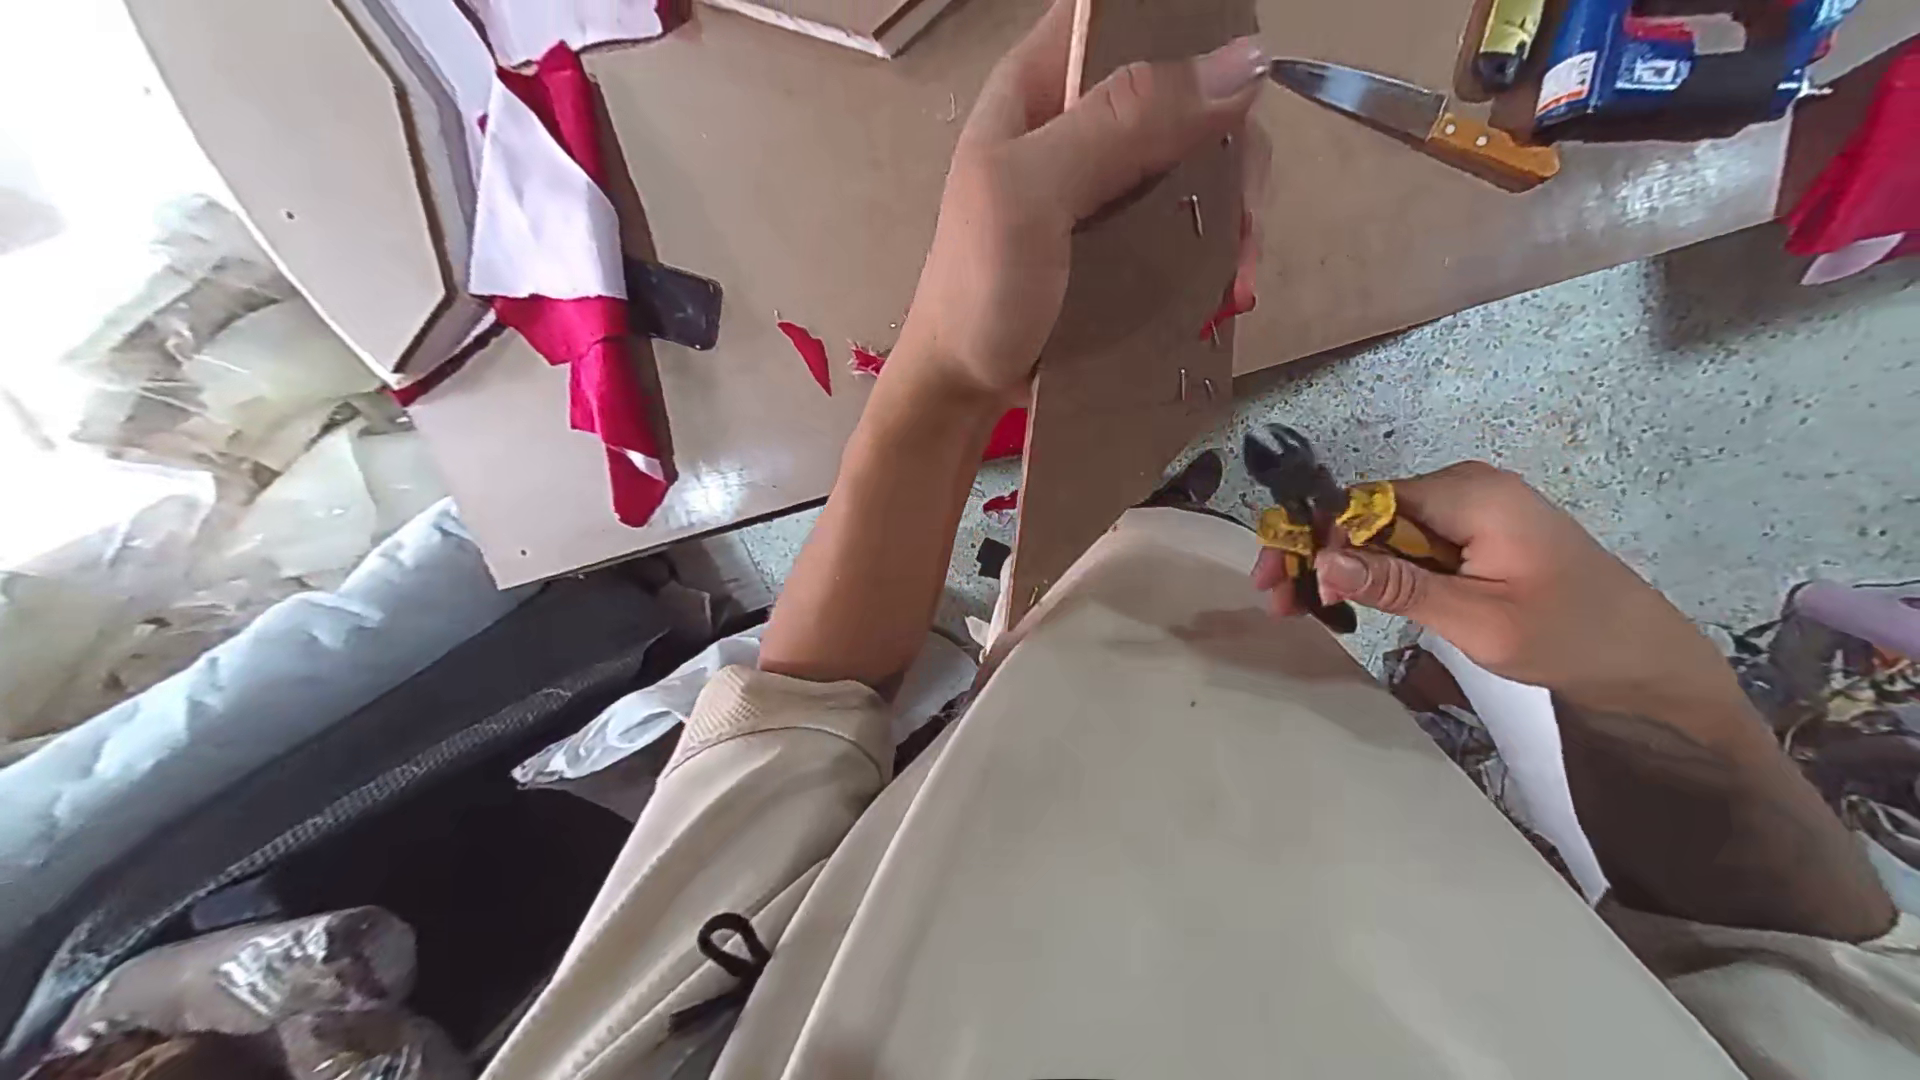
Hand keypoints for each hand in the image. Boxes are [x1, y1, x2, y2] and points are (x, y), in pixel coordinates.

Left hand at [892, 0, 1267, 408]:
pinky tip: (1223, 292)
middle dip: (1229, 152)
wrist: (964, 383)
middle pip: (1183, 97)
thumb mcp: (1030, 196)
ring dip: (1231, 216)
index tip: (1236, 95)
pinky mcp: (1118, 247)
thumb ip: (1118, 125)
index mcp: (1041, 90)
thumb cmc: (978, 291)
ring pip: (1192, 167)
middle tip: (1244, 218)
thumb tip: (1242, 64)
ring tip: (1235, 277)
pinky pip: (1181, 228)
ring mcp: (1103, 192)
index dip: (1190, 35)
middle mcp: (1079, 129)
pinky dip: (1212, 255)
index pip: (1125, 19)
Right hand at [1255, 461, 1737, 711]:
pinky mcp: (1461, 530)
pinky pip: (1396, 542)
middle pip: (1359, 513)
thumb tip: (1322, 562)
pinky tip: (1341, 596)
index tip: (1282, 583)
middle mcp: (1459, 487)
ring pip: (1371, 529)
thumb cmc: (1572, 638)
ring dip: (1334, 566)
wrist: (1646, 660)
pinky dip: (1365, 570)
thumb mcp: (1478, 620)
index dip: (1313, 538)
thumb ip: (1398, 587)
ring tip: (1303, 605)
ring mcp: (1461, 508)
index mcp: (1469, 495)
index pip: (1361, 502)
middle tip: (1280, 600)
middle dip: (1314, 554)